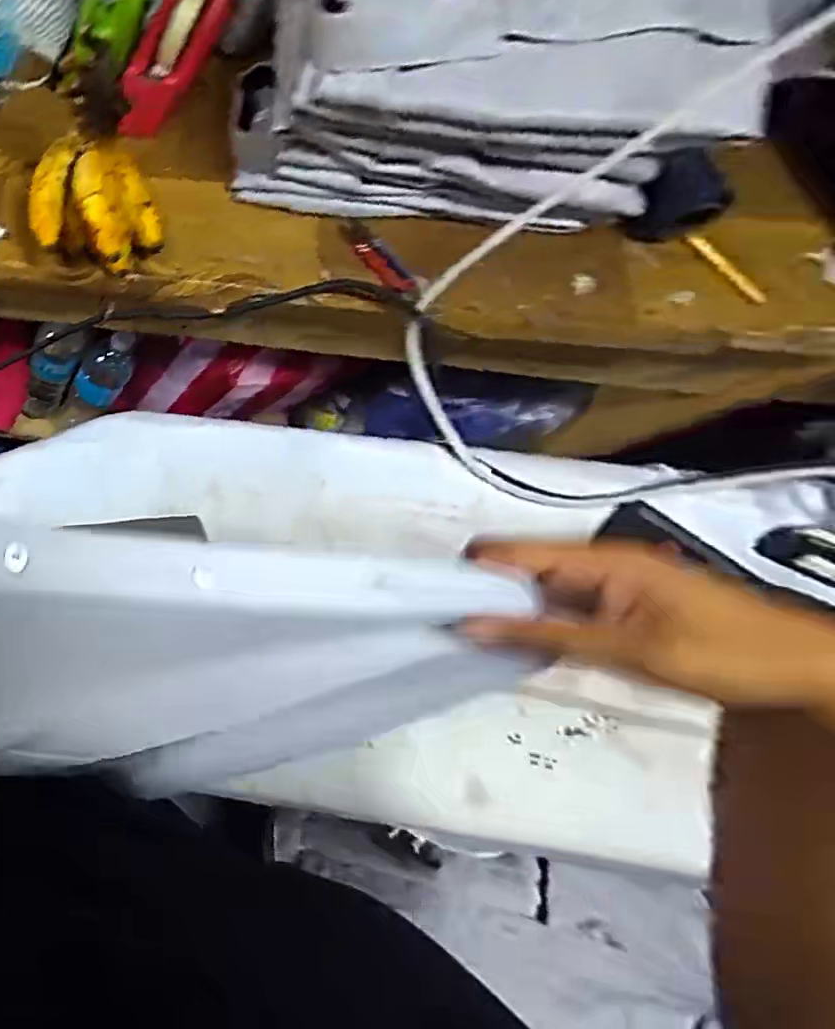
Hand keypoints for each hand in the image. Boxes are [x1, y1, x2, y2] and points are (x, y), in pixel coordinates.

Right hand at [463, 539, 834, 714]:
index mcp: (601, 560)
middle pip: (517, 570)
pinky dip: (538, 623)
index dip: (468, 572)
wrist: (822, 675)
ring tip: (480, 639)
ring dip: (510, 612)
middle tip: (453, 626)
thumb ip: (542, 636)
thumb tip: (468, 626)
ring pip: (536, 590)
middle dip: (484, 594)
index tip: (433, 599)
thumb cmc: (733, 656)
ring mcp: (611, 583)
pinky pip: (560, 606)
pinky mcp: (619, 604)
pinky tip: (524, 645)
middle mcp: (600, 563)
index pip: (509, 553)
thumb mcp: (628, 650)